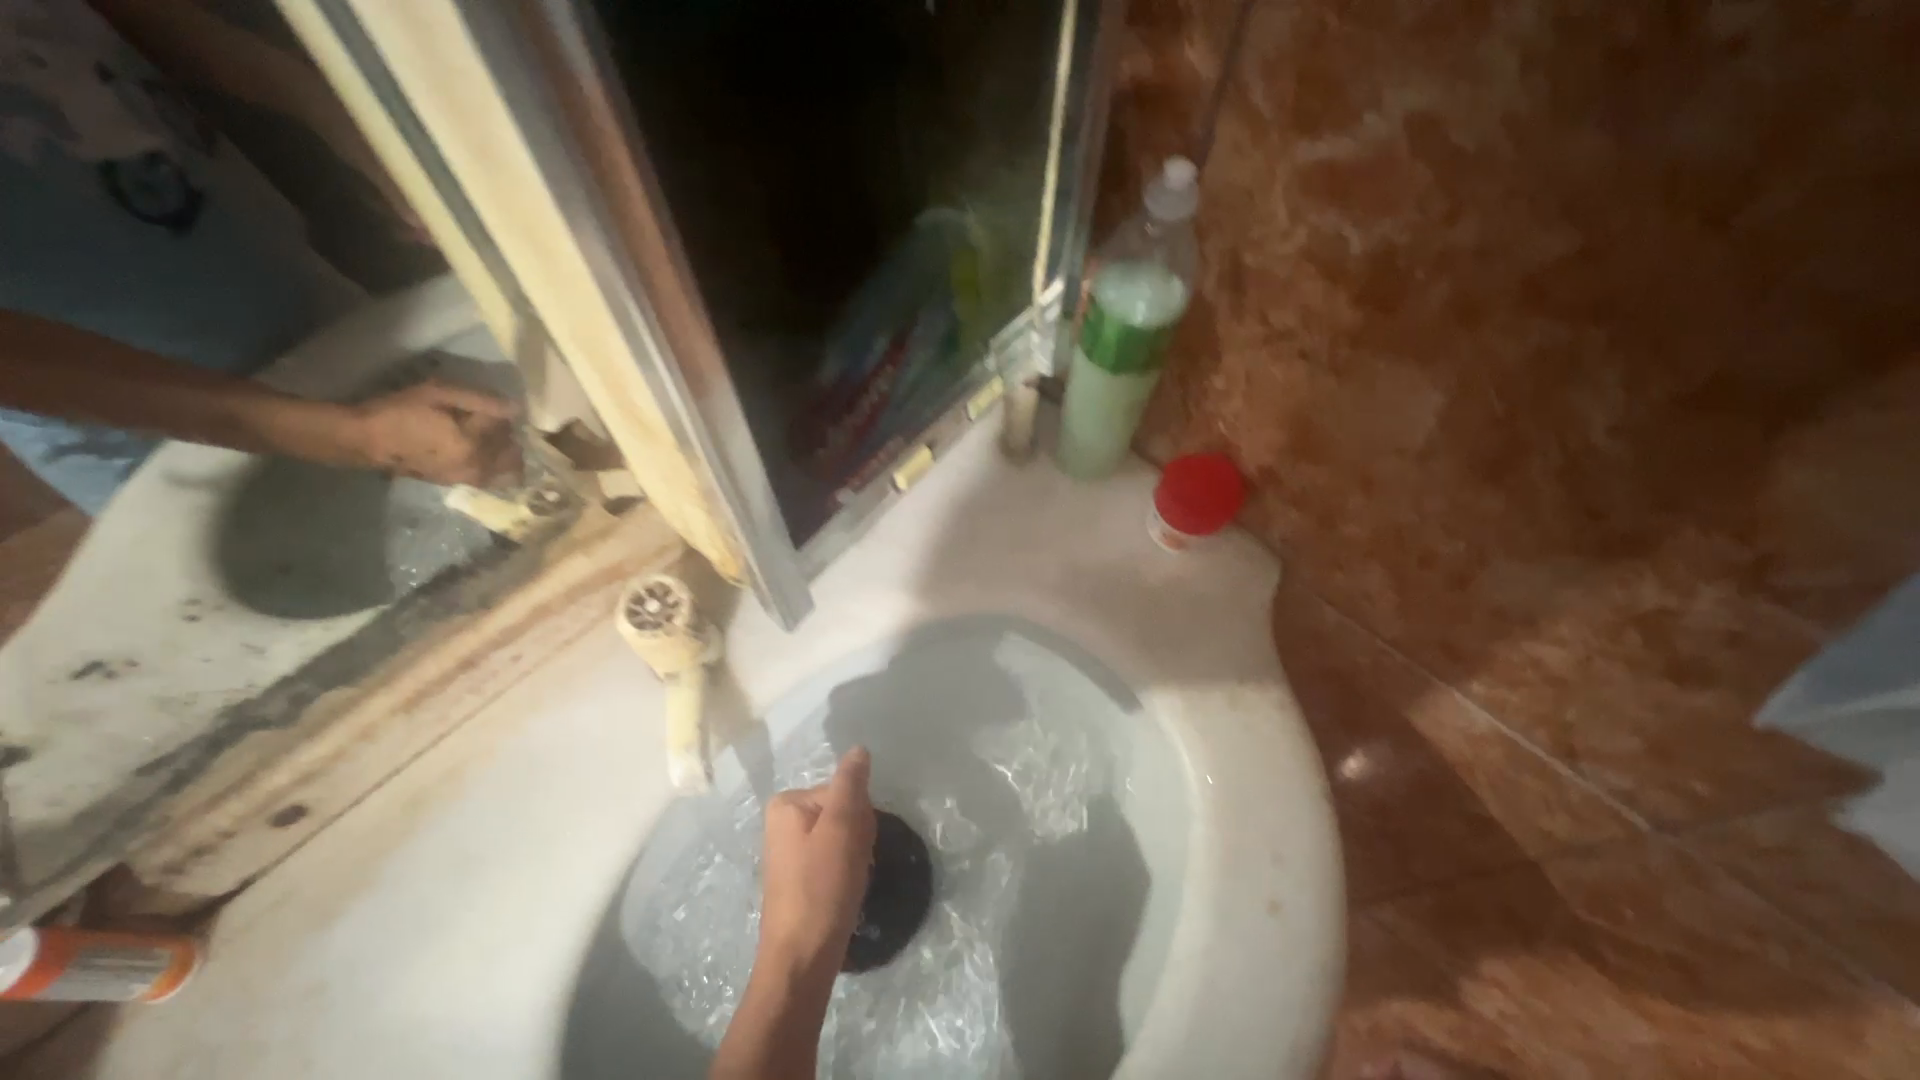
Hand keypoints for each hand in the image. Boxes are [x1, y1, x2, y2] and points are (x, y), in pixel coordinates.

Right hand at [352, 379, 520, 485]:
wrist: (362, 440)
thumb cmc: (399, 411)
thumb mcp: (438, 394)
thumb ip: (480, 401)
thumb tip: (515, 408)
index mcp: (474, 444)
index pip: (506, 427)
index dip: (501, 412)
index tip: (490, 405)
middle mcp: (476, 467)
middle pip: (512, 452)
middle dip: (509, 435)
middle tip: (494, 421)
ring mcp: (467, 479)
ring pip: (506, 471)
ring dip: (507, 454)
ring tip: (490, 437)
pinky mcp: (456, 483)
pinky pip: (490, 478)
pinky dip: (496, 467)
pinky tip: (483, 452)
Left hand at [757, 748, 875, 979]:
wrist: (802, 956)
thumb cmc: (822, 887)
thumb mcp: (841, 828)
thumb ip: (850, 784)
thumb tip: (858, 749)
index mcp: (787, 803)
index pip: (843, 790)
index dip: (860, 816)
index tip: (859, 843)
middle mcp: (782, 821)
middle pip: (841, 810)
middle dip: (858, 834)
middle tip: (857, 864)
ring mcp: (789, 851)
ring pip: (841, 836)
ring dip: (856, 854)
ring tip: (852, 880)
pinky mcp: (799, 877)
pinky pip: (833, 859)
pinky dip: (846, 872)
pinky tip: (845, 891)